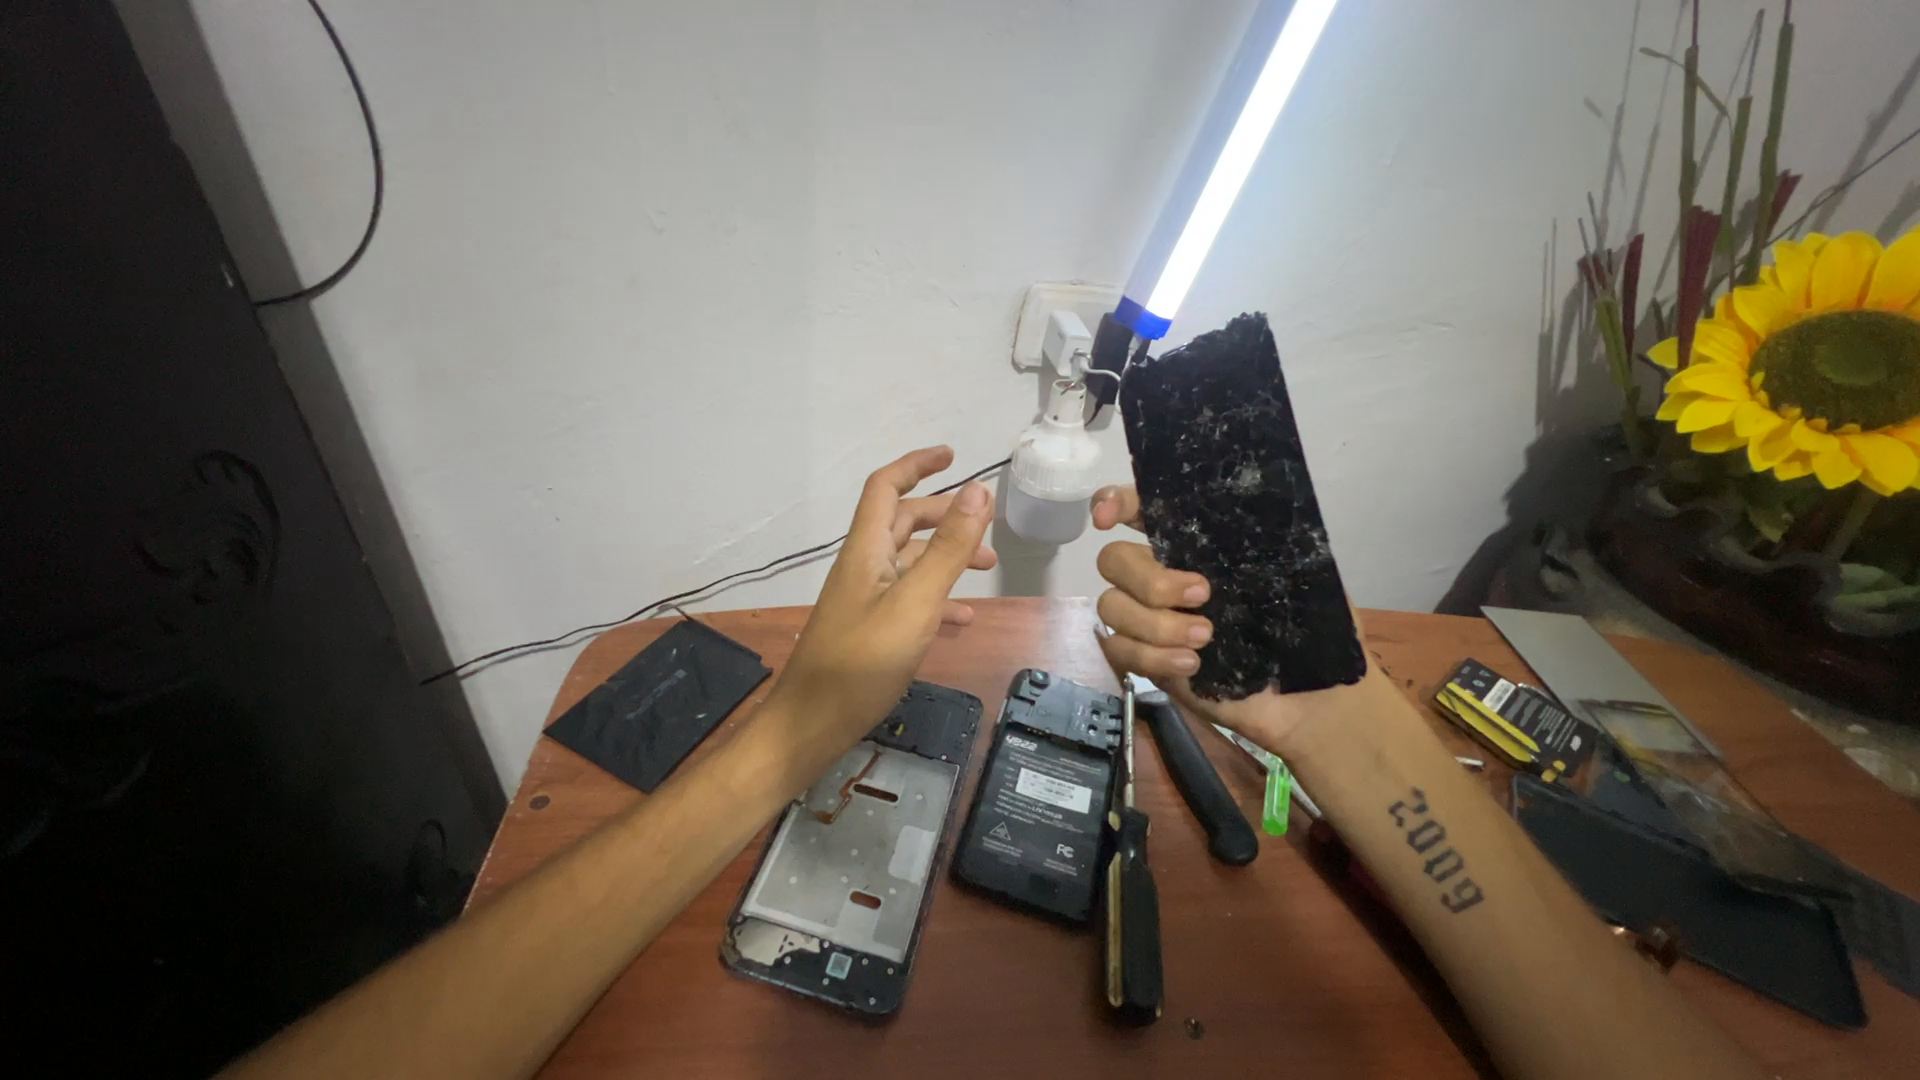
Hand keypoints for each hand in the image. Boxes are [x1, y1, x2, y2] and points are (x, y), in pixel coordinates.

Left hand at [772, 447, 996, 746]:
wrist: (813, 723)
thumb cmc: (862, 661)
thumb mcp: (915, 601)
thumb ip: (948, 548)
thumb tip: (978, 490)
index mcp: (867, 549)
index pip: (887, 487)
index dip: (917, 464)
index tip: (953, 455)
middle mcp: (864, 566)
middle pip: (904, 522)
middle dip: (945, 515)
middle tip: (986, 524)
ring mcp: (866, 599)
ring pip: (910, 561)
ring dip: (947, 556)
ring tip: (988, 567)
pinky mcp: (871, 630)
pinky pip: (909, 600)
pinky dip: (938, 599)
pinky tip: (964, 620)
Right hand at [1090, 484, 1331, 752]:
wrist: (1312, 698)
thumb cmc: (1308, 628)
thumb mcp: (1295, 569)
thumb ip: (1259, 536)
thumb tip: (1224, 513)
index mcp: (1193, 544)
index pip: (1140, 508)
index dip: (1113, 503)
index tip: (1106, 520)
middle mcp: (1161, 575)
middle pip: (1113, 560)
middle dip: (1150, 579)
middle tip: (1203, 595)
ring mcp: (1149, 619)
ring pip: (1112, 606)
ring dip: (1156, 623)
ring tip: (1206, 639)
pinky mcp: (1146, 660)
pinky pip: (1119, 650)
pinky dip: (1152, 656)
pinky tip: (1192, 665)